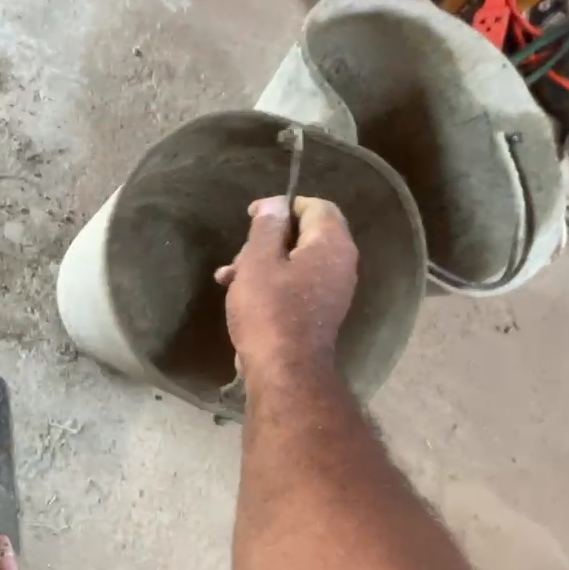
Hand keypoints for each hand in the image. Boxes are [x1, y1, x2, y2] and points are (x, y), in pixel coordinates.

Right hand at [214, 196, 358, 388]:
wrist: (283, 365)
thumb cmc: (268, 311)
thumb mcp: (258, 265)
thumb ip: (266, 230)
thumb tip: (274, 204)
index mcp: (330, 245)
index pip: (316, 207)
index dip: (283, 205)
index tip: (251, 214)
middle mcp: (340, 262)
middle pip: (305, 234)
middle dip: (267, 240)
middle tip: (236, 257)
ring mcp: (331, 287)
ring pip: (295, 260)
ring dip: (261, 263)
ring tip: (228, 278)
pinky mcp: (318, 308)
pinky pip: (296, 282)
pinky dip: (270, 281)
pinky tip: (243, 294)